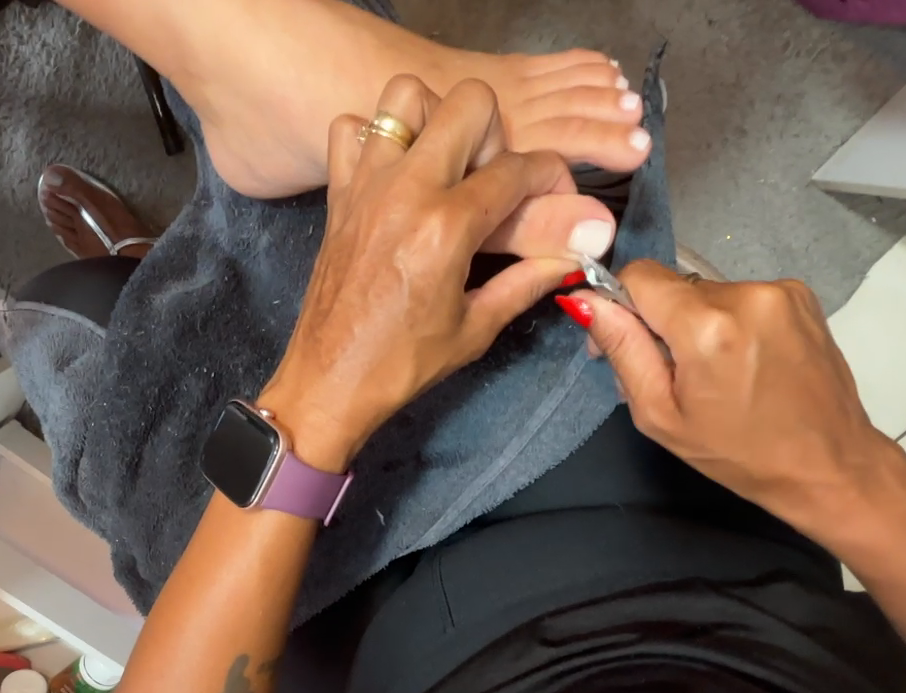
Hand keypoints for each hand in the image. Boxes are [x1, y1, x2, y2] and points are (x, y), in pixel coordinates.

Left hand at [256, 75, 602, 470]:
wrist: (330, 382)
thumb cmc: (401, 365)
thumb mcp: (474, 329)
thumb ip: (526, 282)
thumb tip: (576, 255)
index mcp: (446, 228)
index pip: (519, 168)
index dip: (552, 177)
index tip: (555, 198)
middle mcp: (406, 191)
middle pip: (470, 103)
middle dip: (495, 134)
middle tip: (490, 181)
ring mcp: (366, 187)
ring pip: (406, 97)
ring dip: (435, 119)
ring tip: (442, 168)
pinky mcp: (338, 196)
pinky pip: (350, 129)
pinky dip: (373, 137)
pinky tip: (392, 176)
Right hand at [565, 261, 901, 526]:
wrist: (826, 462)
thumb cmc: (734, 452)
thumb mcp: (659, 414)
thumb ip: (622, 349)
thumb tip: (585, 301)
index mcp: (707, 327)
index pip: (640, 275)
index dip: (619, 302)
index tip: (619, 341)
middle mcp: (746, 293)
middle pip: (672, 287)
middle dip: (656, 322)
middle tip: (665, 374)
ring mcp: (780, 290)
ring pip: (704, 293)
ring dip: (692, 324)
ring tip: (709, 374)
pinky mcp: (800, 295)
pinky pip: (737, 297)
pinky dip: (724, 323)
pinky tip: (737, 363)